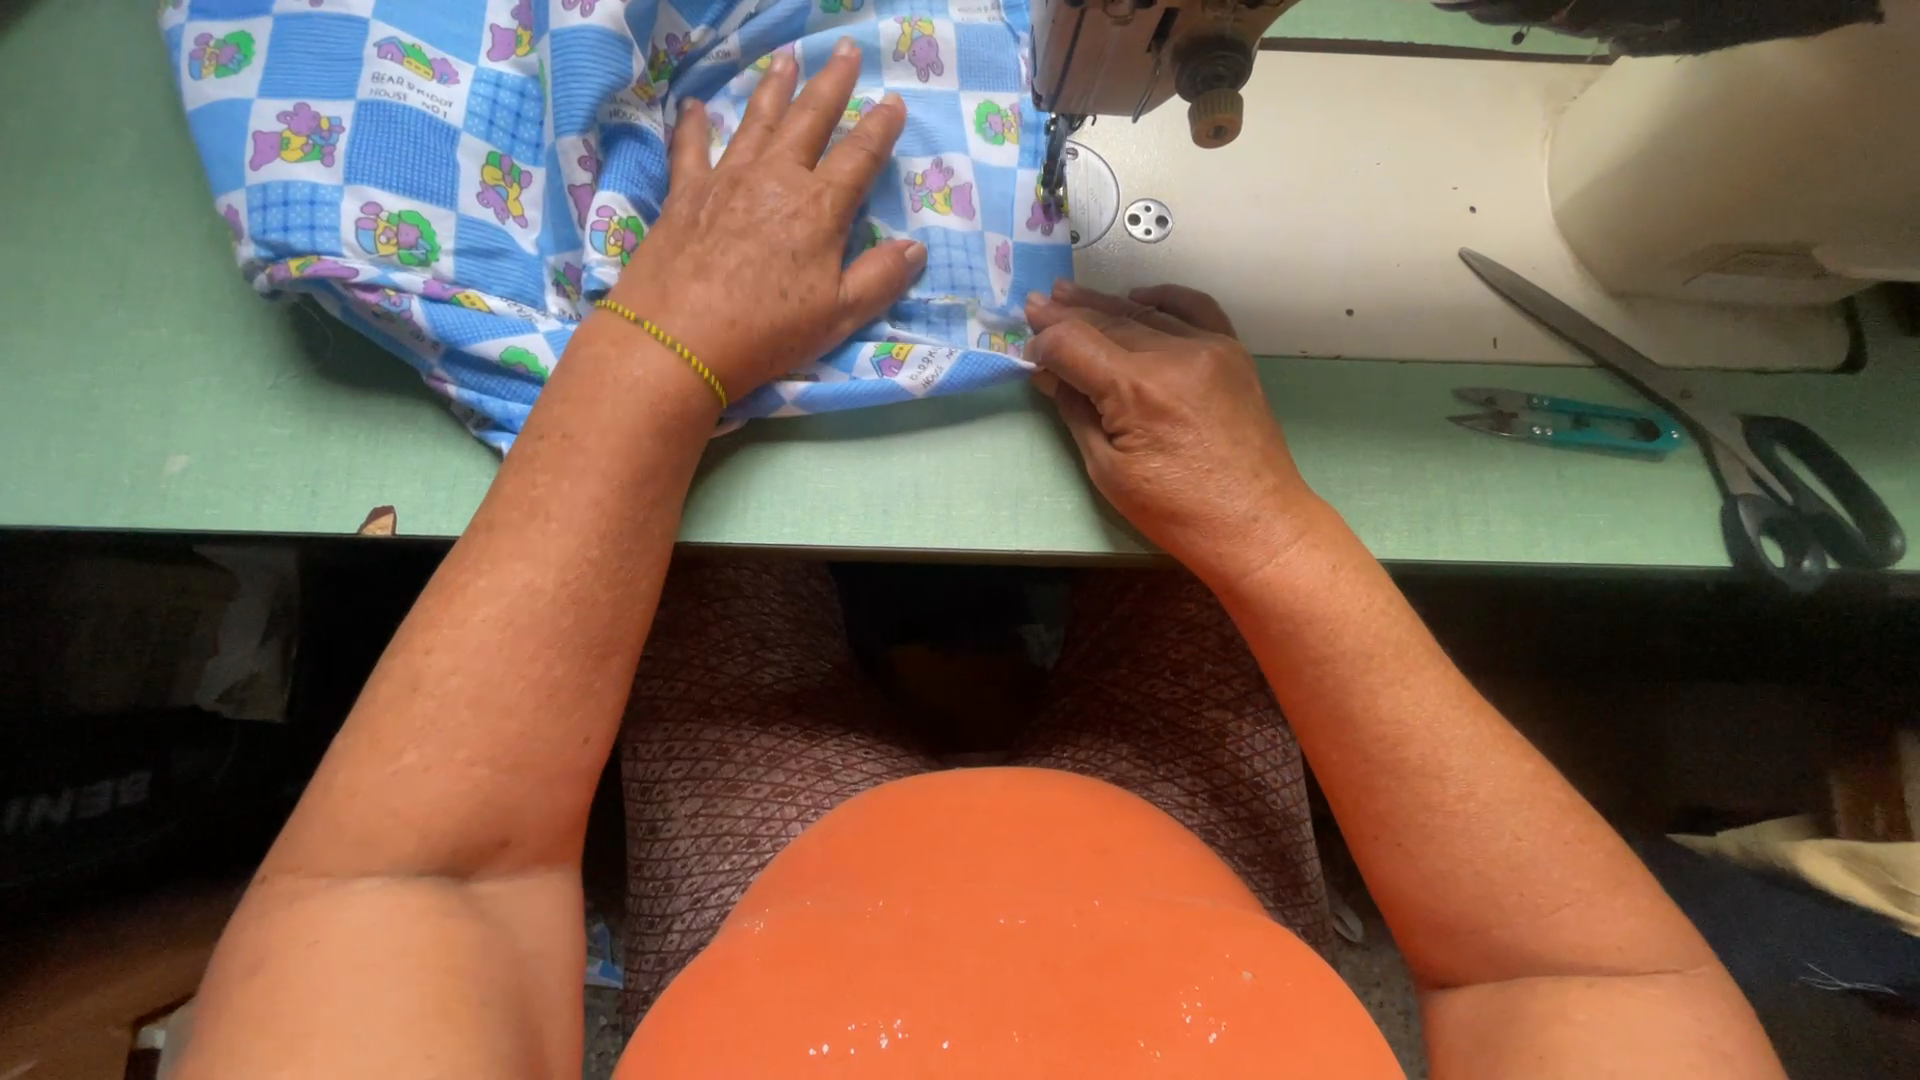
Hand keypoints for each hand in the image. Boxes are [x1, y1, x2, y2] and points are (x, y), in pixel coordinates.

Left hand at [605, 39, 923, 400]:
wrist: (679, 338)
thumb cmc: (768, 332)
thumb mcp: (839, 316)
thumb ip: (880, 278)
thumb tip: (916, 249)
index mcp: (819, 208)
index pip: (859, 157)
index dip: (880, 129)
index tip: (894, 103)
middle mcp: (775, 178)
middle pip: (809, 120)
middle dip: (832, 84)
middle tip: (847, 51)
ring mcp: (726, 180)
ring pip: (756, 121)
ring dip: (775, 89)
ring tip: (787, 60)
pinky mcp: (685, 193)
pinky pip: (691, 148)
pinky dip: (693, 126)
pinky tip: (693, 108)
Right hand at [1026, 280, 1327, 589]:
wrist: (1252, 522)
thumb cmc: (1173, 510)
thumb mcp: (1106, 470)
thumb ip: (1076, 412)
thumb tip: (1050, 375)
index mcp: (1137, 389)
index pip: (1073, 344)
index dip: (1044, 344)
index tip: (1028, 352)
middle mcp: (1173, 355)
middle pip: (1106, 321)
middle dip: (1065, 316)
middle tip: (1035, 306)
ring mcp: (1209, 348)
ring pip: (1144, 311)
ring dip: (1103, 303)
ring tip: (1069, 294)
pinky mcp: (1232, 352)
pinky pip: (1194, 308)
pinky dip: (1161, 298)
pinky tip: (1136, 296)